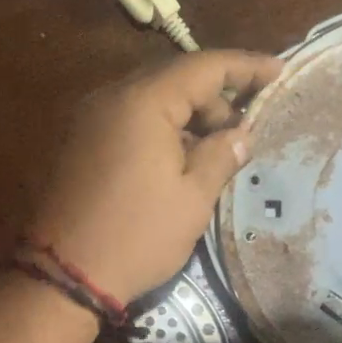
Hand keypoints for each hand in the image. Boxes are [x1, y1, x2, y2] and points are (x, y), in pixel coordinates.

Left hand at [29, 51, 282, 302]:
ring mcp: (88, 119)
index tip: (279, 71)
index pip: (204, 67)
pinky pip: (128, 121)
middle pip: (173, 78)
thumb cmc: (136, 237)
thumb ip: (221, 156)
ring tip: (216, 149)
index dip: (246, 67)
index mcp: (143, 103)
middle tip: (246, 128)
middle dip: (216, 97)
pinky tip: (178, 160)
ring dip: (187, 116)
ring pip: (149, 100)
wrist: (62, 276)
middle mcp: (111, 97)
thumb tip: (241, 134)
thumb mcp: (192, 200)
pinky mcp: (76, 143)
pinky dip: (159, 130)